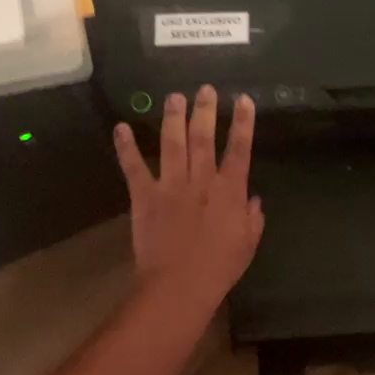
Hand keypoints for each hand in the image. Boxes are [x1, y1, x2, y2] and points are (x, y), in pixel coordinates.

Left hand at [112, 86, 263, 304]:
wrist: (180, 285)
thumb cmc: (219, 268)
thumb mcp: (248, 243)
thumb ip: (253, 217)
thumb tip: (254, 198)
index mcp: (229, 191)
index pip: (239, 149)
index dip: (243, 123)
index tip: (244, 100)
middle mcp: (201, 180)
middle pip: (203, 138)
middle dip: (205, 110)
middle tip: (205, 89)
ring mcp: (171, 186)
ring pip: (172, 143)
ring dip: (173, 117)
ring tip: (174, 97)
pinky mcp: (145, 197)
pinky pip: (134, 167)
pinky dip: (125, 147)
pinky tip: (120, 127)